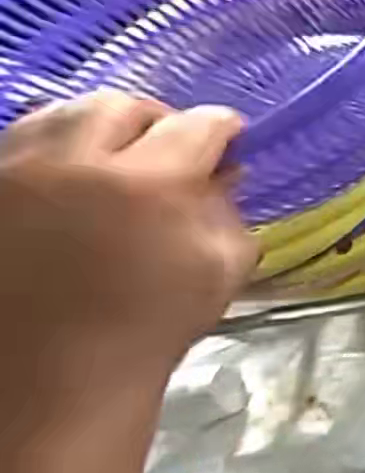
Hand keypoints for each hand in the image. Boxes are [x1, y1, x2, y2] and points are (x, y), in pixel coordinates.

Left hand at [0, 91, 256, 407]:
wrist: (50, 366)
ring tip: (120, 164)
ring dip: (100, 131)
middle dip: (158, 120)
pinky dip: (55, 152)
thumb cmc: (156, 317)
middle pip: (117, 106)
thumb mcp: (225, 261)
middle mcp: (69, 165)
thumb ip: (224, 207)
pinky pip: (16, 147)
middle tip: (176, 148)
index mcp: (149, 184)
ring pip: (56, 116)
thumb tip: (219, 175)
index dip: (224, 128)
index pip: (198, 126)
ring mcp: (7, 176)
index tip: (235, 139)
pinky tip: (75, 184)